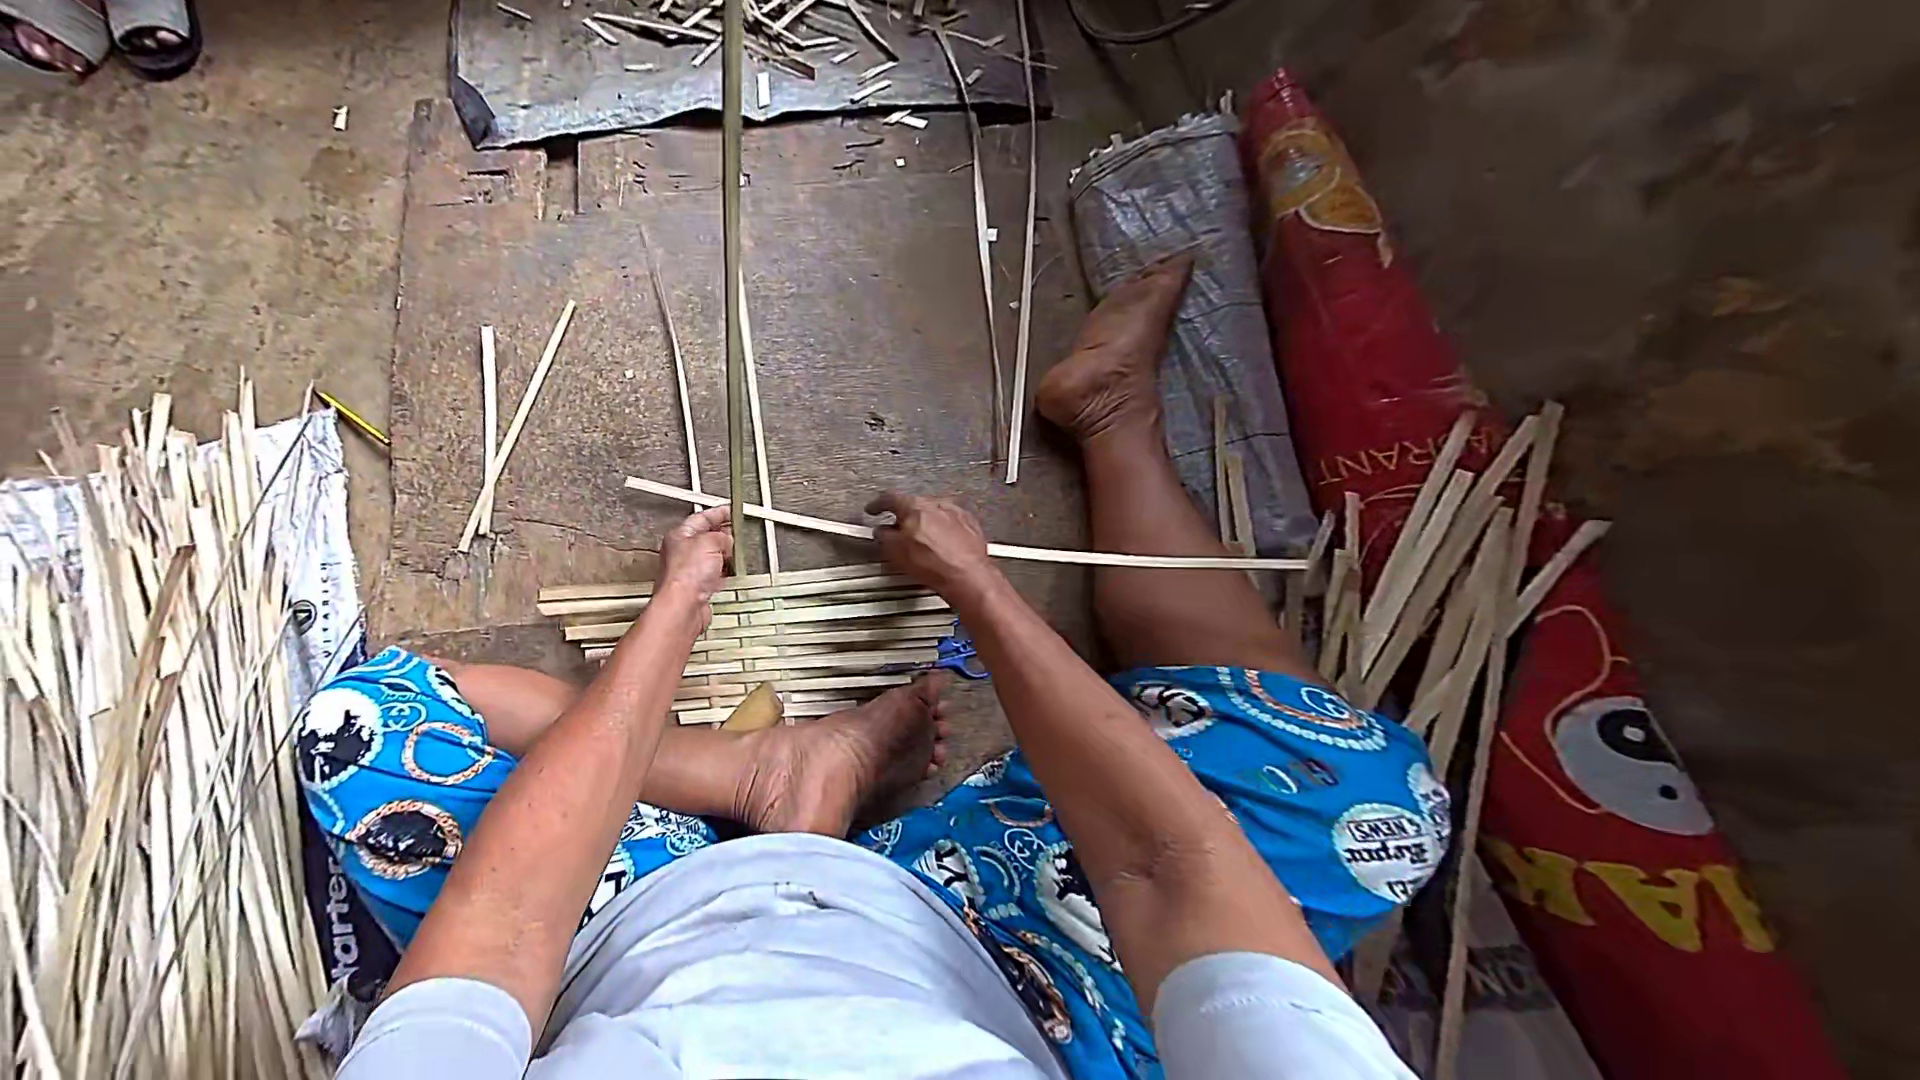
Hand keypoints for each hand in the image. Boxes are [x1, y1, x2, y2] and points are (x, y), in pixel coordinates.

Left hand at [654, 506, 733, 616]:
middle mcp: (682, 551)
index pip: (702, 517)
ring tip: (735, 553)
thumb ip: (721, 535)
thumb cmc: (687, 575)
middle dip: (724, 535)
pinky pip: (715, 573)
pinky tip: (730, 571)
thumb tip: (727, 539)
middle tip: (737, 533)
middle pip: (707, 537)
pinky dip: (724, 571)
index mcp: (680, 535)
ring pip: (713, 556)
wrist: (684, 605)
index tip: (731, 511)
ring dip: (725, 554)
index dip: (719, 513)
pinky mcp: (698, 585)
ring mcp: (690, 569)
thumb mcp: (710, 542)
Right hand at [866, 492, 997, 597]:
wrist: (965, 576)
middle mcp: (936, 503)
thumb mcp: (895, 552)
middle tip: (899, 533)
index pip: (889, 498)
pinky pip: (951, 522)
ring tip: (923, 544)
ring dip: (926, 525)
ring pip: (934, 513)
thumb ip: (884, 536)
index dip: (878, 505)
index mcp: (914, 505)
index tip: (874, 509)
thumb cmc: (934, 564)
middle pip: (914, 505)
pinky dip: (944, 531)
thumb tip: (882, 533)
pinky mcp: (969, 522)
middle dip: (905, 518)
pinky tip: (941, 546)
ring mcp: (955, 512)